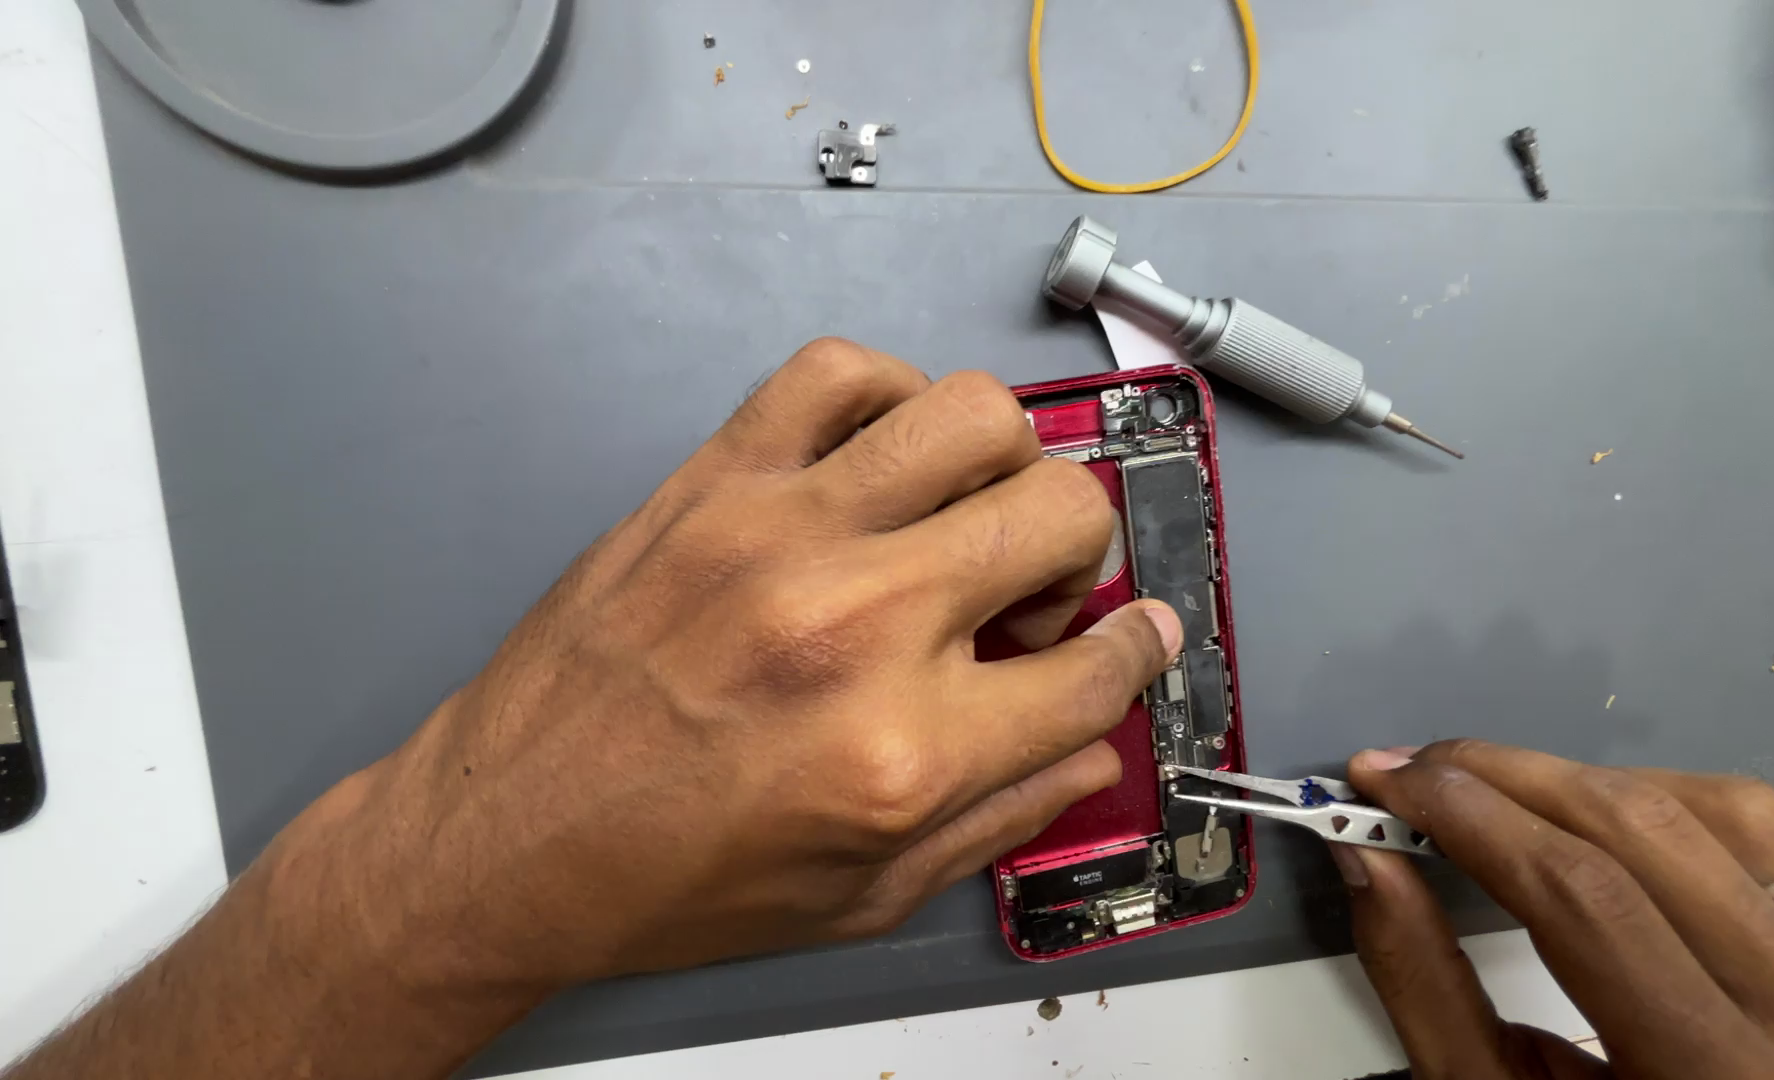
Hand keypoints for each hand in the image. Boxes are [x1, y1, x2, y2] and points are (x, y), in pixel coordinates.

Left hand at [272, 339, 1181, 993]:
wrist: (505, 835)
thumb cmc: (689, 881)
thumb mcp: (870, 893)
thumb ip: (1009, 814)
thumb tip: (1101, 738)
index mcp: (910, 753)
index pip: (1094, 672)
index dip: (1138, 651)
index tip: (1140, 636)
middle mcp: (861, 624)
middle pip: (1061, 513)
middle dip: (1083, 552)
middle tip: (1031, 591)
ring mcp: (784, 531)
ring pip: (972, 416)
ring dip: (1006, 462)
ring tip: (963, 515)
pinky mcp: (714, 478)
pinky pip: (838, 373)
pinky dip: (892, 396)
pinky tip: (884, 458)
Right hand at [1331, 740, 1773, 1077]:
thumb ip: (1419, 976)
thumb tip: (1365, 851)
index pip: (1574, 890)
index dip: (1460, 810)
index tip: (1377, 779)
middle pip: (1639, 828)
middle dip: (1497, 772)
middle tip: (1414, 770)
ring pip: (1728, 810)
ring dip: (1587, 782)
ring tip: (1512, 803)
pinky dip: (1700, 806)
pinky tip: (1633, 836)